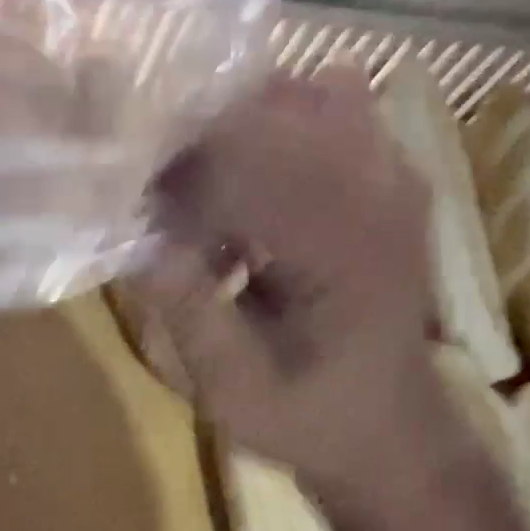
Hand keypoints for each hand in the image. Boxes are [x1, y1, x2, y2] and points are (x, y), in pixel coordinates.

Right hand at [127, 70, 447, 492]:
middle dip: (205, 141)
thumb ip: (188, 312)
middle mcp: (381, 194)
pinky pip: (332, 116)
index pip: (250, 165)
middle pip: (281, 110)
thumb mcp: (232, 387)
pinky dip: (275, 137)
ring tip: (198, 191)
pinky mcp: (390, 181)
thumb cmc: (306, 417)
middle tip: (159, 195)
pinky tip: (243, 197)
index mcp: (345, 250)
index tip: (135, 208)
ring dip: (241, 133)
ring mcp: (394, 179)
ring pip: (308, 99)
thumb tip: (138, 243)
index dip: (179, 176)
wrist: (388, 432)